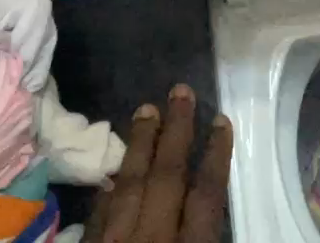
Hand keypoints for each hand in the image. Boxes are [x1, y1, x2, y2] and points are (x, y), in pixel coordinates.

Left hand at [83, 85, 232, 242]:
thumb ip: (204, 236)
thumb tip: (210, 209)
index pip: (206, 194)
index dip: (215, 155)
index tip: (220, 119)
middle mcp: (153, 236)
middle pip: (167, 177)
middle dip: (176, 131)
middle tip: (180, 91)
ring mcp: (114, 242)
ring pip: (129, 185)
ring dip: (139, 145)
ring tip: (146, 109)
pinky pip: (98, 213)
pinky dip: (109, 189)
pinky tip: (114, 171)